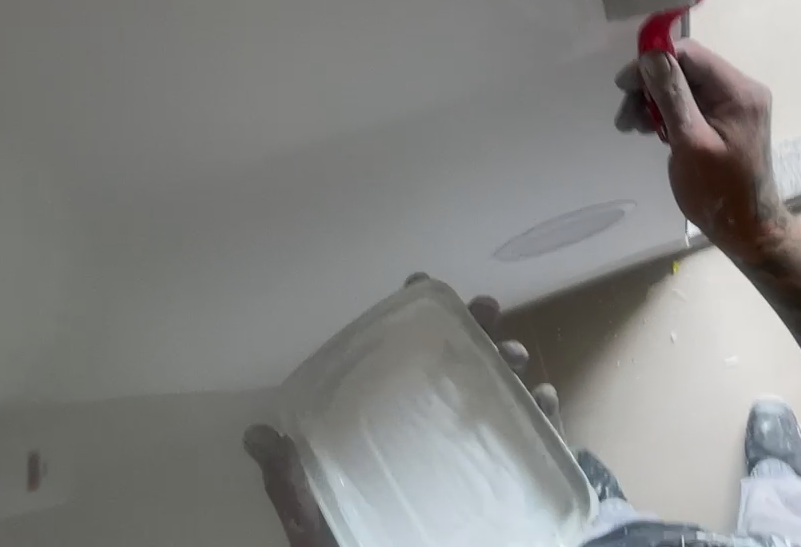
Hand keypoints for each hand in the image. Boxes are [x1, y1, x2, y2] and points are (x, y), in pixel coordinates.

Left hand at [243, 275, 560, 546]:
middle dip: (476, 325)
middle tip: (485, 308)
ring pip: (501, 388)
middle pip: (462, 360)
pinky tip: (543, 400)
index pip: (405, 358)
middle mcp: (439, 426)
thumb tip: (256, 434)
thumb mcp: (318, 520)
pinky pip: (534, 437)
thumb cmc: (355, 544)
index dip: (413, 315)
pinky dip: (544, 413)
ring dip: (511, 361)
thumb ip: (294, 483)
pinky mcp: (509, 478)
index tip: (420, 281)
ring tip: (513, 354)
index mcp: (395, 423)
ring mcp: (476, 451)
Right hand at [614, 39, 789, 255]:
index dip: (653, 62)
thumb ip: (672, 96)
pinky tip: (648, 129)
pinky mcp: (721, 119)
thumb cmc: (719, 191)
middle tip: (625, 114)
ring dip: (653, 101)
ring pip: (682, 86)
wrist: (746, 230)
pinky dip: (665, 112)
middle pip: (685, 69)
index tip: (624, 84)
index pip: (690, 54)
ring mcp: (731, 105)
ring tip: (631, 126)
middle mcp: (739, 90)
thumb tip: (650, 56)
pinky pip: (688, 103)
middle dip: (650, 86)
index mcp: (739, 91)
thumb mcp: (691, 142)